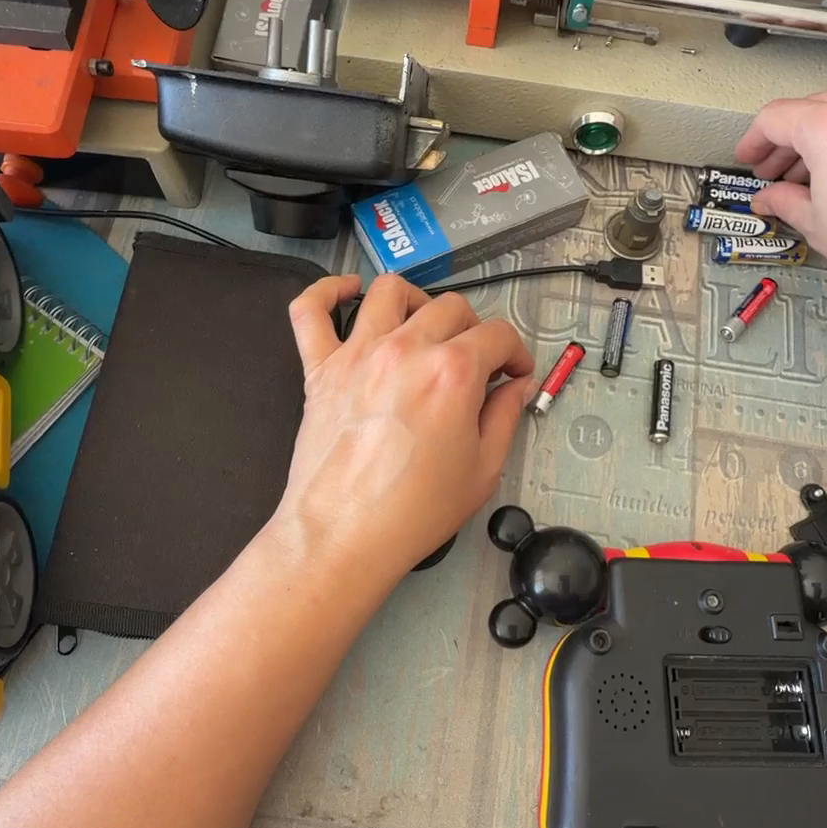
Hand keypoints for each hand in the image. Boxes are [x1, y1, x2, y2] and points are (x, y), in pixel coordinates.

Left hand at [274, 274, 535, 577]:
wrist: (343, 535)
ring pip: (390, 292)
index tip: (514, 373)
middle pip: (450, 307)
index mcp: (453, 373)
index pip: (497, 335)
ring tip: (424, 327)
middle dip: (474, 330)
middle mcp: (406, 350)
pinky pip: (311, 310)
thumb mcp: (483, 471)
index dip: (515, 353)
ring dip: (417, 302)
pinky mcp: (321, 369)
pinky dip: (328, 292)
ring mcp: (358, 354)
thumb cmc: (410, 513)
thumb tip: (514, 388)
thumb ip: (503, 418)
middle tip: (476, 362)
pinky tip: (347, 294)